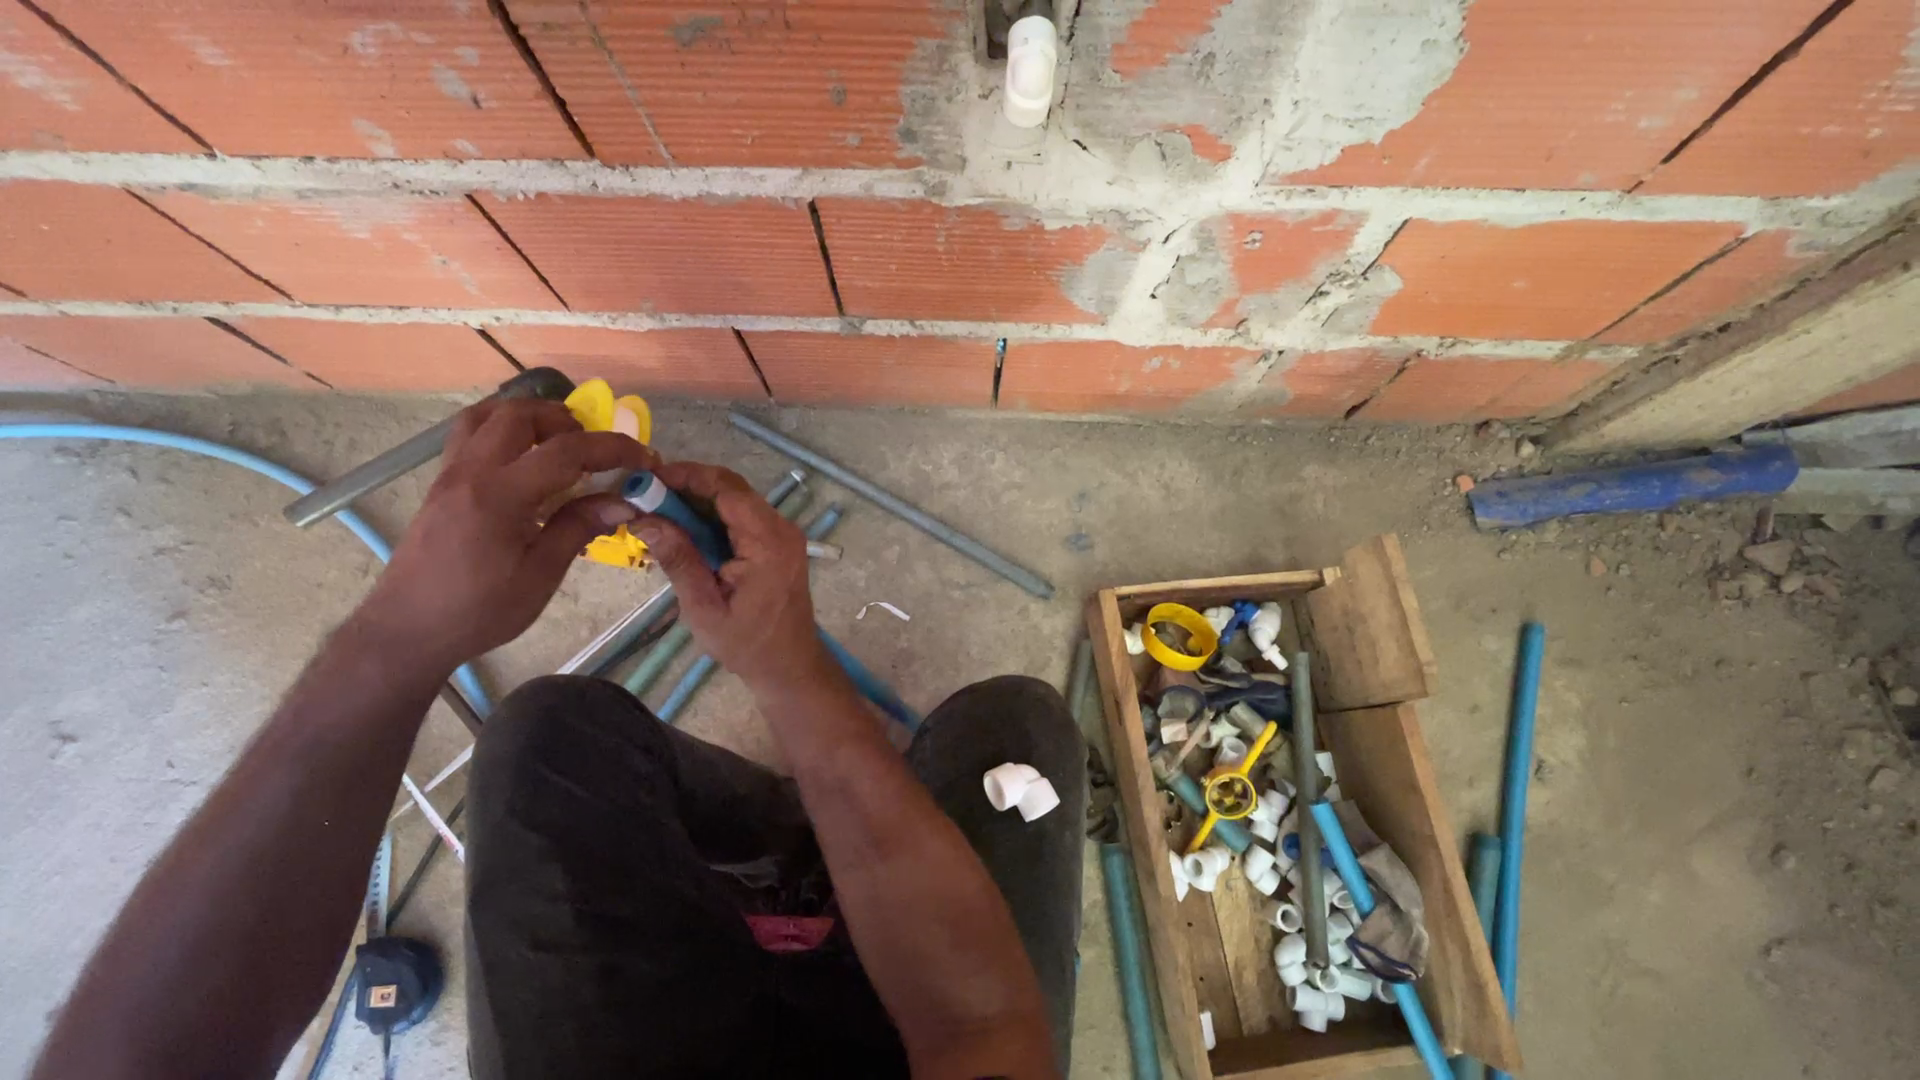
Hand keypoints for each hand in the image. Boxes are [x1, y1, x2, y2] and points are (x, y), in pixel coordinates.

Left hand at [356, 397, 657, 673]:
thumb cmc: (480, 610)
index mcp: (500, 496)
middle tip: (595, 449)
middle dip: (567, 421)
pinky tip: (524, 459)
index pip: (565, 451)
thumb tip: (624, 502)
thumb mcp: (540, 575)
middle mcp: (471, 472)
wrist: (409, 629)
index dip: (611, 448)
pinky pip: (470, 435)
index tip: (643, 459)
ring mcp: (450, 475)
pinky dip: (503, 430)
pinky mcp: (442, 485)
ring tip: (558, 442)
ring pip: (487, 416)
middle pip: (520, 416)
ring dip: (529, 417)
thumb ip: (578, 527)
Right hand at [632, 461, 838, 694]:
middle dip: (688, 486)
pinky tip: (684, 527)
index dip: (687, 477)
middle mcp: (782, 529)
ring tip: (657, 510)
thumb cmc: (748, 644)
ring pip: (736, 500)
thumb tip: (645, 519)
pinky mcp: (778, 543)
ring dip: (698, 500)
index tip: (648, 479)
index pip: (727, 489)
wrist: (789, 664)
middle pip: (732, 488)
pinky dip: (713, 516)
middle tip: (646, 495)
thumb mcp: (704, 607)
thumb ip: (679, 560)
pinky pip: (743, 516)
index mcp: (768, 542)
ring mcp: (783, 534)